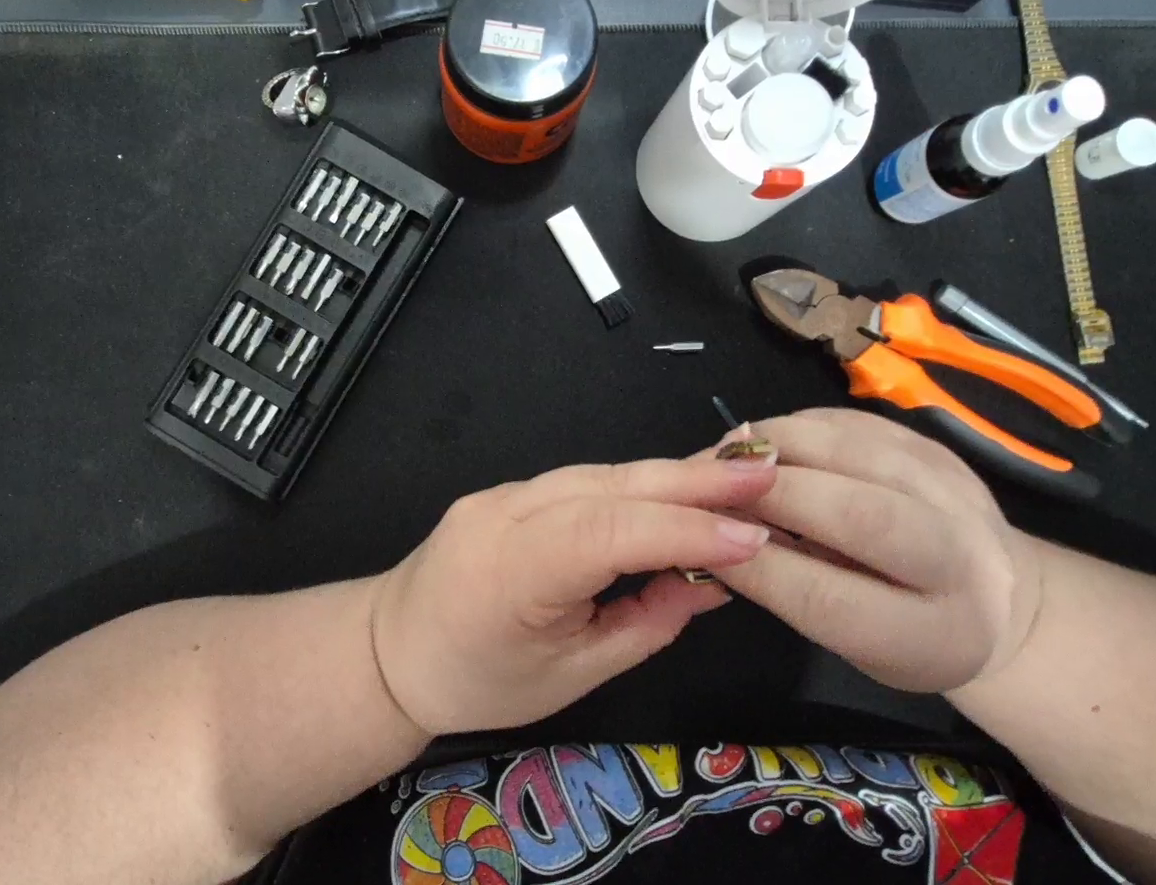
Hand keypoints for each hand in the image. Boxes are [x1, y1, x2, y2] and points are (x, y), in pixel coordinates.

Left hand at [371, 453, 779, 735]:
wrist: (391, 648)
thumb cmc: (478, 681)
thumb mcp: (570, 674)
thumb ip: (644, 624)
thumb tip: (710, 582)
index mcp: (512, 570)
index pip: (610, 532)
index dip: (685, 530)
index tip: (755, 535)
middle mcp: (503, 513)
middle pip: (608, 485)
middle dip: (690, 479)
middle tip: (764, 473)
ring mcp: (499, 494)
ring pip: (597, 474)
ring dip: (667, 476)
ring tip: (734, 478)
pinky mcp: (504, 491)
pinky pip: (579, 482)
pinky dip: (632, 485)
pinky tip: (673, 488)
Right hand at [712, 408, 1044, 694]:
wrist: (1002, 602)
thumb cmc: (908, 637)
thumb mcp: (852, 644)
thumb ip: (790, 589)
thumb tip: (716, 531)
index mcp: (931, 633)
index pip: (830, 599)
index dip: (756, 566)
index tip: (701, 541)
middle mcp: (956, 560)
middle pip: (858, 515)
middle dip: (769, 493)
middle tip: (708, 485)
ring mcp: (952, 491)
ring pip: (858, 453)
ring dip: (778, 445)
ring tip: (727, 453)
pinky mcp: (936, 447)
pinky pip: (856, 423)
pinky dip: (799, 427)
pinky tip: (765, 441)